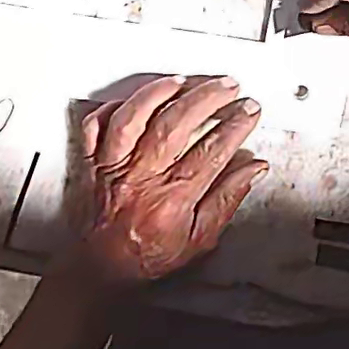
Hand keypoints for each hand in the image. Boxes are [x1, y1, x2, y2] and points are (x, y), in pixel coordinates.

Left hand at [67, 75, 267, 290]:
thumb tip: (254, 168)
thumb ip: (228, 199)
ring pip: (134, 118)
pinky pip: (96, 125)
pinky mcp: (94, 160)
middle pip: (175, 125)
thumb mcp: (200, 239)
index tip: (249, 110)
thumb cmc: (149, 254)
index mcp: (172, 198)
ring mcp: (115, 165)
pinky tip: (135, 97)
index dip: (235, 126)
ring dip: (159, 93)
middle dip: (206, 99)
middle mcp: (142, 177)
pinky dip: (113, 106)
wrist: (102, 268)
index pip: (210, 151)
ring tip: (184, 80)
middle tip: (228, 86)